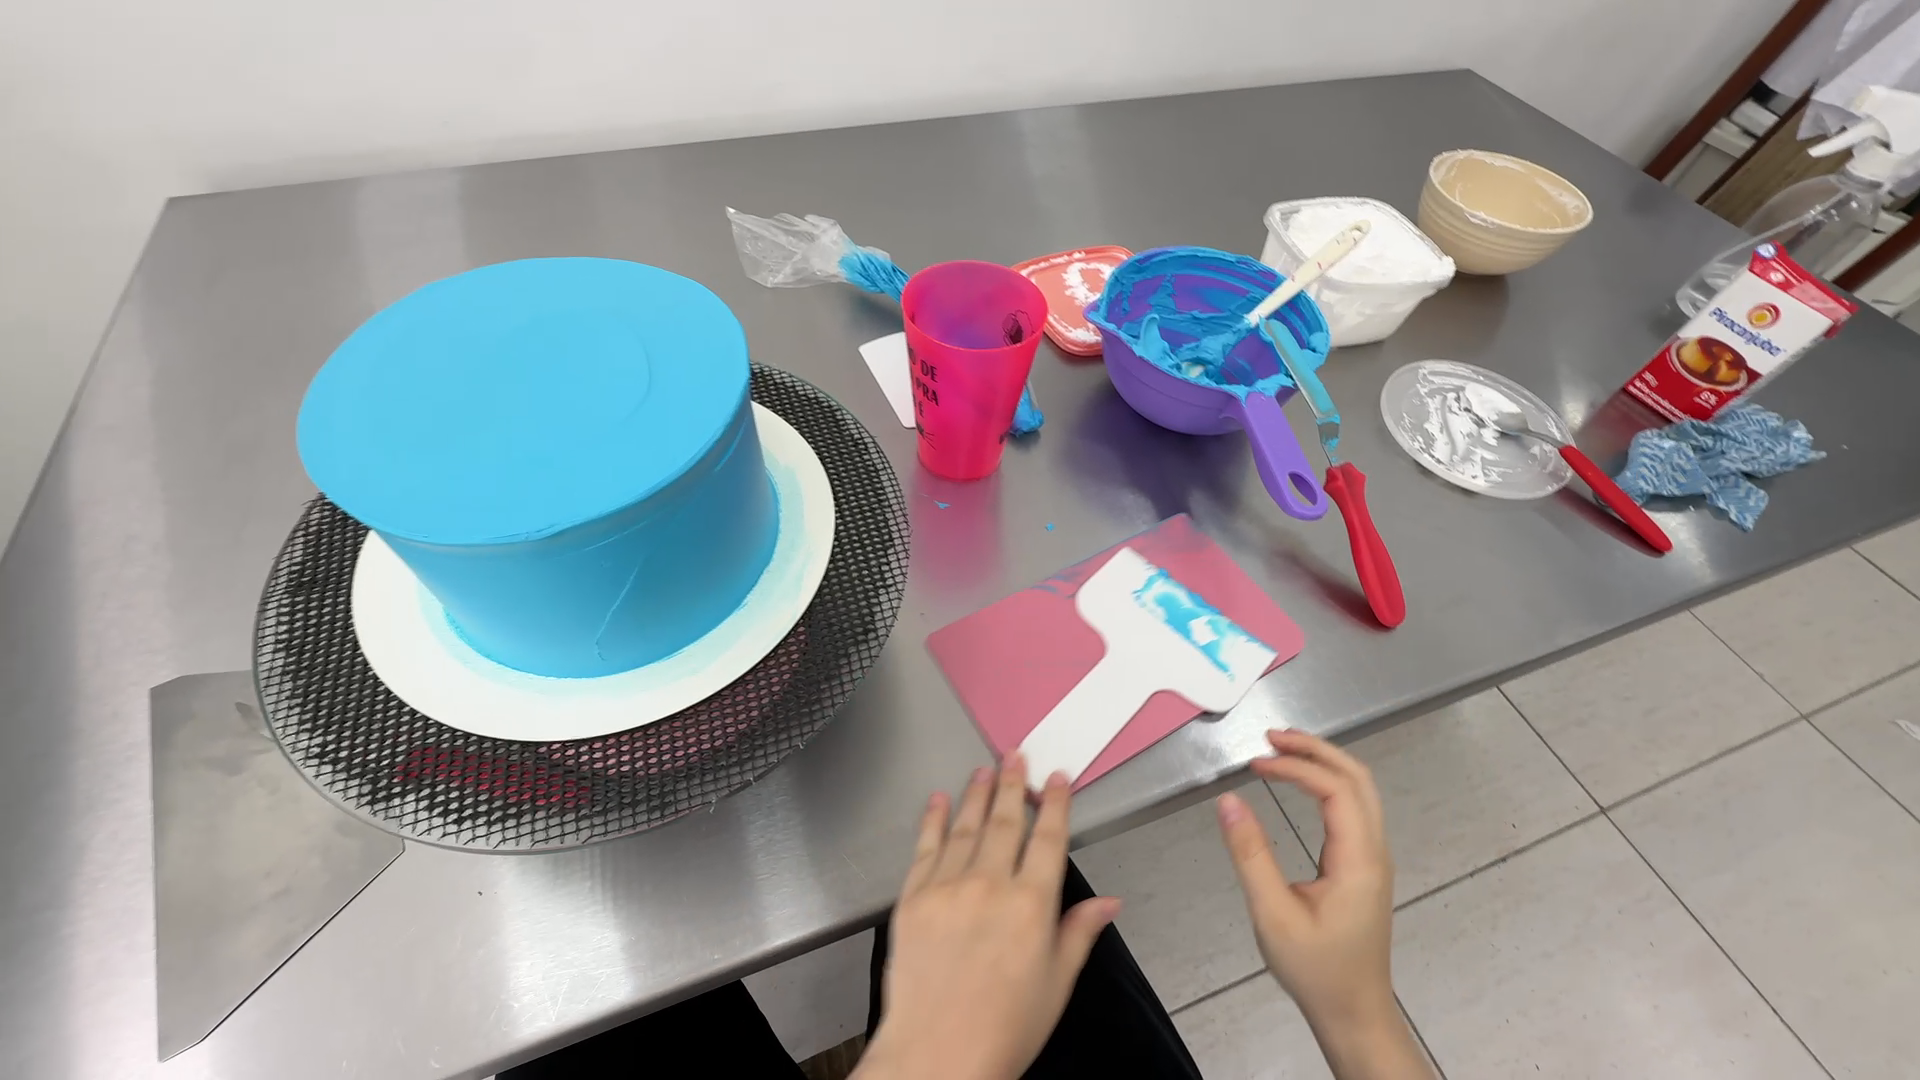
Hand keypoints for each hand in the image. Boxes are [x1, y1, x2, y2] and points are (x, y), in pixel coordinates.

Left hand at [855, 754, 1119, 1079]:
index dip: (1054, 804)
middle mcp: (990, 885)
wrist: (937, 1054)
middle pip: (1005, 822)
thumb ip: (1079, 933)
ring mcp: (947, 887)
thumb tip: (1110, 901)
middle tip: (1016, 754)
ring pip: (966, 827)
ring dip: (977, 794)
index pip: (1048, 839)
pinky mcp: (913, 897)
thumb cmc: (1006, 1027)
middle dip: (1013, 784)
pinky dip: (933, 820)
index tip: (1057, 778)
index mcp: (1031, 905)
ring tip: (984, 768)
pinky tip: (939, 800)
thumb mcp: (1057, 984)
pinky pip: (925, 848)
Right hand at [1217, 730, 1430, 1079]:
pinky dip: (1326, 783)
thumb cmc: (1315, 968)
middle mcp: (1374, 852)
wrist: (1353, 1013)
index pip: (1335, 790)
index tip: (1255, 764)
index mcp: (1359, 861)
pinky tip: (1298, 783)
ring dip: (1323, 763)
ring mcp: (1373, 858)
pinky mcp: (1363, 866)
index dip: (1296, 768)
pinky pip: (1353, 807)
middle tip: (1272, 738)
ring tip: (1281, 752)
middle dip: (1316, 750)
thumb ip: (1250, 854)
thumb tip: (1228, 801)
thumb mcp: (1272, 914)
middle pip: (1358, 779)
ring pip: (1360, 791)